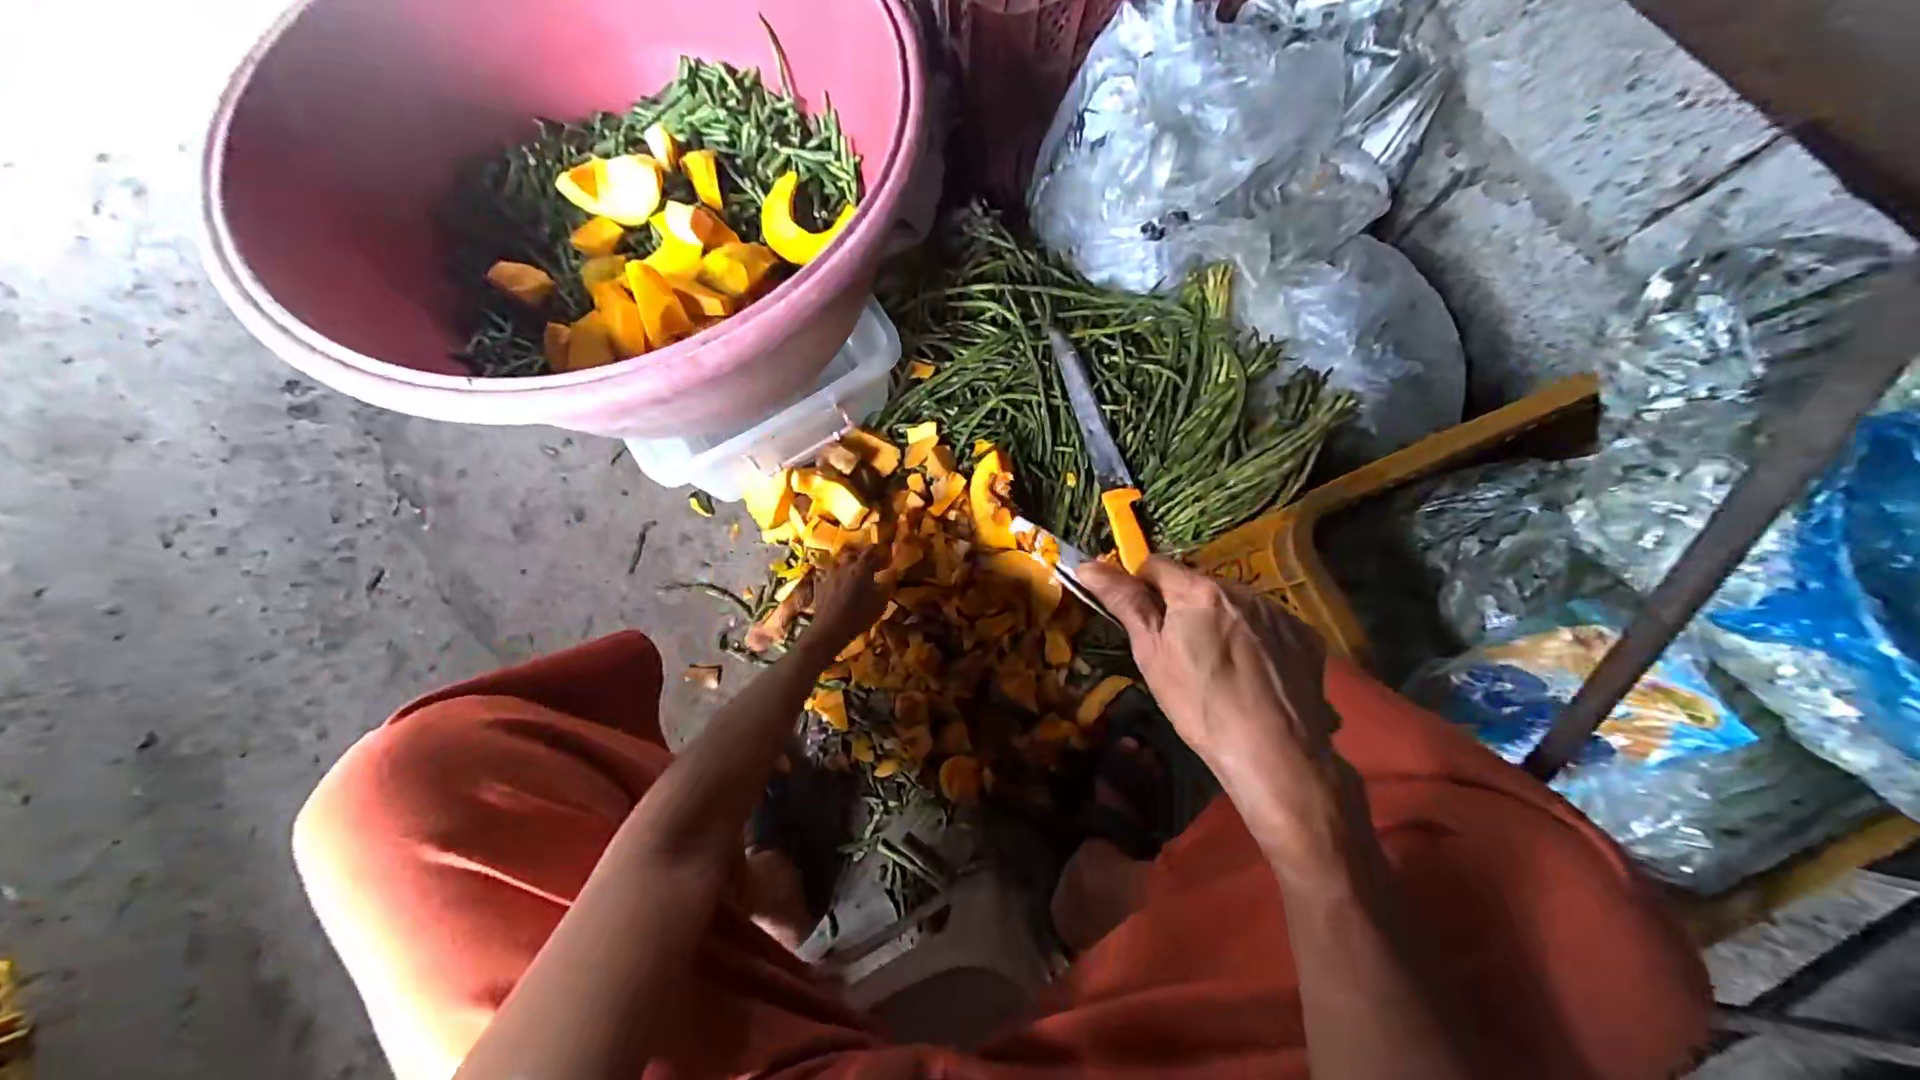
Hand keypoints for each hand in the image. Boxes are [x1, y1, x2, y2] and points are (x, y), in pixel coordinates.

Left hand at [798, 546, 889, 660]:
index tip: (886, 557)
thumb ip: (888, 584)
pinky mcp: (820, 585)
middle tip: (871, 568)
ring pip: (840, 564)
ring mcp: (829, 574)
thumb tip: (892, 573)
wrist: (830, 629)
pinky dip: (836, 578)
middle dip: (864, 559)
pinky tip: (838, 585)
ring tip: (854, 577)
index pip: (872, 550)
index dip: (880, 552)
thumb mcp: (882, 601)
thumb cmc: (860, 615)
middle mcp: (844, 566)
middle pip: (855, 555)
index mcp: (861, 567)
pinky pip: (829, 575)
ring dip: (849, 567)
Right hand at [1078, 557, 1335, 776]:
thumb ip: (1124, 603)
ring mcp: (1278, 612)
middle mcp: (1241, 590)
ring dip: (1221, 621)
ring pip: (1234, 605)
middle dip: (1184, 607)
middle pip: (1197, 585)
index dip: (1141, 587)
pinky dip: (1255, 639)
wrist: (1273, 754)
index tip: (1142, 619)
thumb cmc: (1198, 705)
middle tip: (1180, 652)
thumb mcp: (1151, 655)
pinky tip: (1253, 674)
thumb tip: (1088, 565)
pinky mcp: (1305, 636)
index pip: (1156, 565)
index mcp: (1198, 591)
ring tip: (1221, 668)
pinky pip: (1267, 625)